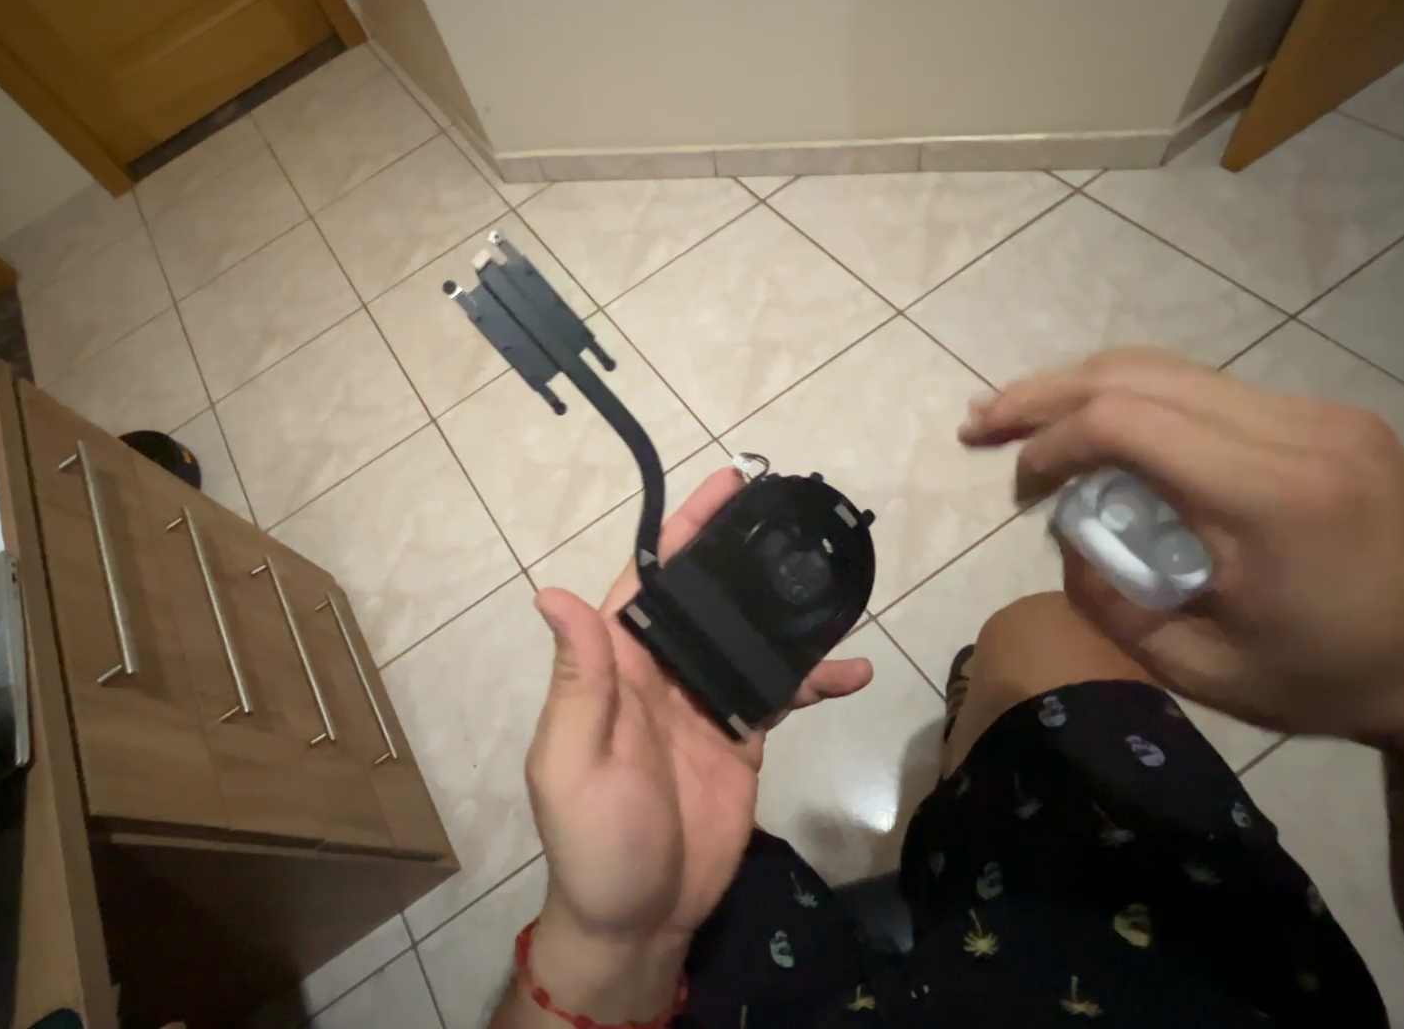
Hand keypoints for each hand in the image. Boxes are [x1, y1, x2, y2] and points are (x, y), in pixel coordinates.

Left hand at [517, 468, 871, 1020]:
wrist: (641, 916)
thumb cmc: (595, 839)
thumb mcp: (573, 758)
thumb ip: (578, 678)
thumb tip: (552, 592)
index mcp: (618, 665)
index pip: (649, 582)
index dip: (681, 533)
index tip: (723, 488)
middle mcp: (663, 670)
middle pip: (705, 597)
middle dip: (740, 553)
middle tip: (789, 511)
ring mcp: (705, 700)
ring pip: (748, 637)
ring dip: (784, 609)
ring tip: (831, 578)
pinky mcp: (742, 734)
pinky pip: (779, 691)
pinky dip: (813, 678)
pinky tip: (852, 669)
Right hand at [957, 347, 1403, 744]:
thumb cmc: (1336, 681)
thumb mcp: (1201, 669)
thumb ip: (1110, 601)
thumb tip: (1068, 536)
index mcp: (1274, 494)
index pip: (1125, 423)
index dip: (1048, 445)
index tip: (1020, 492)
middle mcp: (1297, 429)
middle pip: (1134, 375)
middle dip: (1039, 396)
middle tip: (977, 425)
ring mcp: (1315, 414)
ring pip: (1163, 368)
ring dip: (1075, 389)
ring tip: (1011, 415)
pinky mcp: (1318, 418)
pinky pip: (1198, 389)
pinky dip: (1125, 400)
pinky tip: (1088, 426)